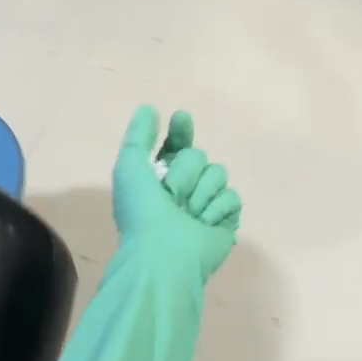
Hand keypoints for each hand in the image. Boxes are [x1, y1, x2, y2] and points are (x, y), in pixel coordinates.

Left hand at [113, 106, 240, 279]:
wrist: (164, 253)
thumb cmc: (143, 211)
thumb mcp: (130, 166)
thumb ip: (138, 135)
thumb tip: (149, 108)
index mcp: (161, 177)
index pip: (178, 144)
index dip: (181, 131)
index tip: (181, 118)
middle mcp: (185, 188)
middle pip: (199, 156)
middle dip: (185, 174)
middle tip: (172, 196)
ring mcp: (206, 203)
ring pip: (218, 173)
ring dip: (200, 193)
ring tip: (188, 215)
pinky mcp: (226, 219)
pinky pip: (231, 197)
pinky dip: (216, 210)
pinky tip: (203, 224)